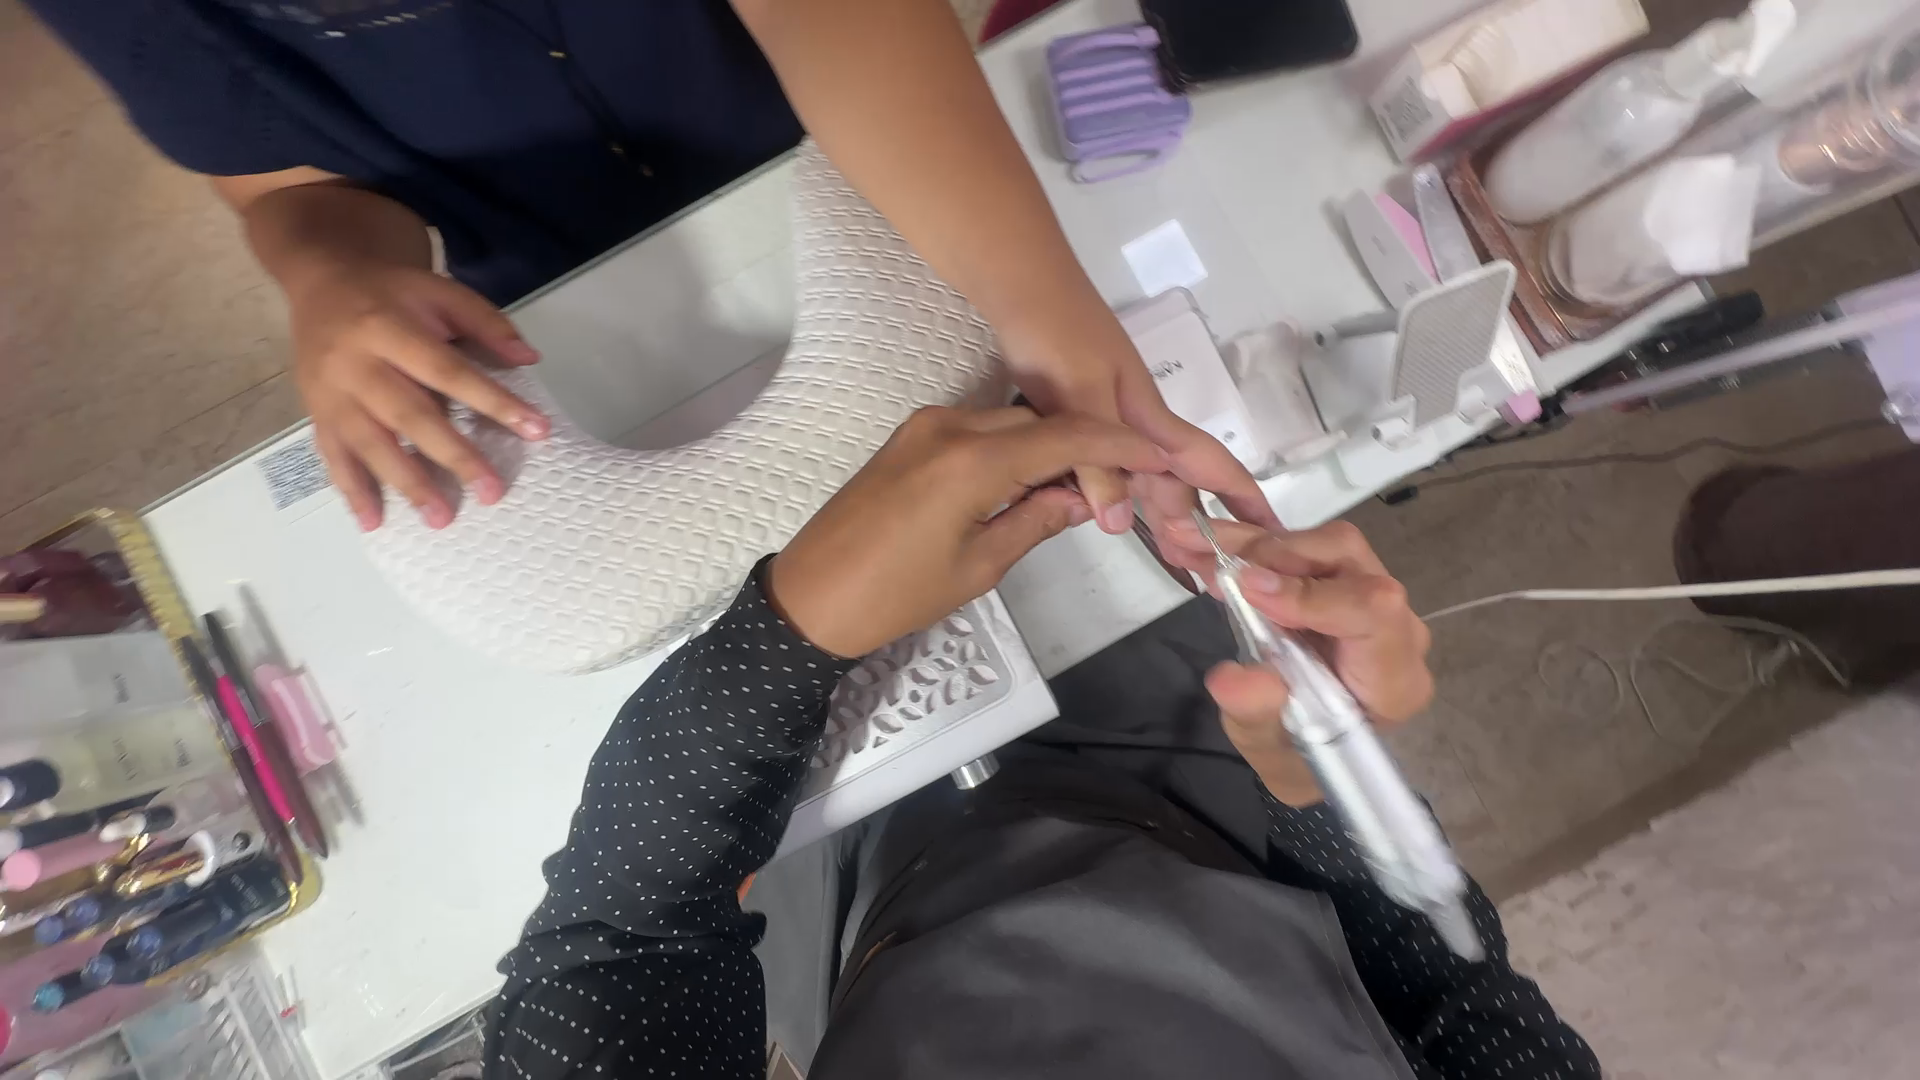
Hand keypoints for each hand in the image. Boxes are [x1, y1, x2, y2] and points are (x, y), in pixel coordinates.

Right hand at [288, 261, 550, 530]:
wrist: (321, 280)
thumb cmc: (397, 294)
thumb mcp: (443, 292)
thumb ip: (488, 324)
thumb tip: (531, 359)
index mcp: (389, 330)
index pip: (450, 373)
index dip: (494, 402)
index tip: (537, 431)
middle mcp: (354, 365)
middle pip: (409, 417)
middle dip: (453, 457)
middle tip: (491, 492)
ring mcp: (329, 393)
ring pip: (370, 444)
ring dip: (406, 485)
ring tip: (441, 519)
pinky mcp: (316, 412)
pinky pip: (333, 456)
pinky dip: (353, 491)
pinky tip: (375, 522)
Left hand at [767, 406, 1166, 656]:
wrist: (811, 595)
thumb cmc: (897, 595)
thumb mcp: (980, 566)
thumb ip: (1037, 520)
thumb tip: (1084, 498)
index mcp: (972, 460)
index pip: (1066, 435)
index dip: (1118, 444)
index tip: (1158, 455)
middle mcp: (950, 424)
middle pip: (1039, 422)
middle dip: (1084, 446)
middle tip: (1114, 486)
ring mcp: (926, 425)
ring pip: (1009, 423)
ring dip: (1045, 447)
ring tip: (1071, 490)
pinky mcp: (910, 436)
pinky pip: (977, 431)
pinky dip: (1010, 449)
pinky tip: (1023, 483)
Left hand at [1000, 318, 1280, 553]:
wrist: (1021, 287)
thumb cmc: (1055, 335)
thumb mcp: (1079, 398)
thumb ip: (1097, 458)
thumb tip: (1121, 523)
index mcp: (1146, 418)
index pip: (1205, 463)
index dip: (1240, 497)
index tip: (1271, 533)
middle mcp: (1136, 420)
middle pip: (1174, 479)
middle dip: (1196, 523)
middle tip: (1208, 574)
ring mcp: (1109, 415)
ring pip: (1141, 473)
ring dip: (1158, 512)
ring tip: (1173, 556)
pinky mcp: (1081, 412)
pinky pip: (1109, 462)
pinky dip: (1116, 489)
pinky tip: (1110, 507)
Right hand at [1164, 518, 1433, 805]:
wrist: (1303, 746)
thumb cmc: (1294, 753)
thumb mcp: (1267, 747)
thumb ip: (1256, 713)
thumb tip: (1235, 676)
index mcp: (1389, 678)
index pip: (1372, 611)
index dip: (1308, 592)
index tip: (1248, 589)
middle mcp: (1390, 628)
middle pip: (1347, 558)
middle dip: (1273, 552)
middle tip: (1212, 563)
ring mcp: (1366, 598)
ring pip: (1320, 542)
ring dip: (1251, 539)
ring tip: (1187, 540)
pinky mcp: (1337, 583)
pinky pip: (1300, 546)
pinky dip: (1248, 541)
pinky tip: (1204, 544)